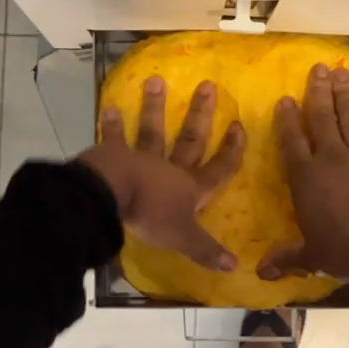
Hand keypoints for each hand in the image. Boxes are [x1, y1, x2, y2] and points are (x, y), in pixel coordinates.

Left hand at [79, 76, 245, 271]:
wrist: (114, 196)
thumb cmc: (152, 215)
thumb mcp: (184, 238)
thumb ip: (207, 250)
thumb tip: (235, 266)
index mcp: (191, 188)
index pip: (219, 168)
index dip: (231, 150)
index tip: (239, 126)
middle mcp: (170, 168)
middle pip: (190, 140)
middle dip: (200, 115)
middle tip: (208, 86)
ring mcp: (141, 158)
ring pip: (152, 131)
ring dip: (154, 107)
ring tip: (155, 81)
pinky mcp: (113, 156)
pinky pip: (114, 139)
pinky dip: (112, 125)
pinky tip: (109, 107)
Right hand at [259, 63, 348, 290]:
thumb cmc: (346, 251)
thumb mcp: (312, 256)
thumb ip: (287, 259)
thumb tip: (259, 274)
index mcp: (306, 177)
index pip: (292, 140)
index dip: (287, 119)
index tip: (284, 99)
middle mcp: (331, 157)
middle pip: (322, 116)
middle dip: (317, 91)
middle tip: (316, 69)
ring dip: (344, 92)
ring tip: (339, 74)